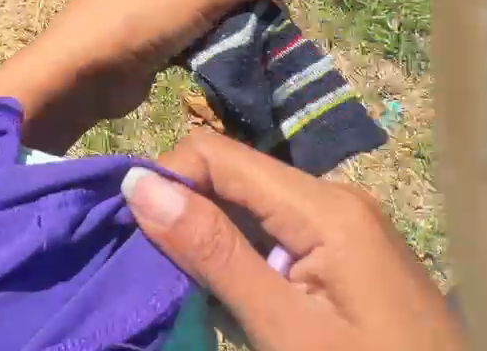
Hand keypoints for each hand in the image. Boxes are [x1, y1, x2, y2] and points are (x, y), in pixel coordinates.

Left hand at [0, 0, 309, 152]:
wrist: (83, 70)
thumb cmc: (141, 18)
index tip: (286, 17)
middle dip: (245, 14)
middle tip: (271, 44)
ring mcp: (149, 8)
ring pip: (209, 19)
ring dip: (230, 38)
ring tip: (253, 60)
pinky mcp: (149, 43)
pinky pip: (193, 43)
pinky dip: (210, 55)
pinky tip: (225, 71)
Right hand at [122, 130, 463, 350]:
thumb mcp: (289, 333)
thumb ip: (214, 253)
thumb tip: (135, 180)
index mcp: (326, 206)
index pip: (216, 154)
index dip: (168, 182)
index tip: (139, 235)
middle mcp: (336, 200)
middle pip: (232, 178)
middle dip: (188, 217)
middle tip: (164, 275)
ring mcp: (348, 229)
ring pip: (249, 209)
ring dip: (213, 245)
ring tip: (201, 298)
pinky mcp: (351, 259)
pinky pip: (276, 237)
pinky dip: (244, 263)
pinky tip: (239, 306)